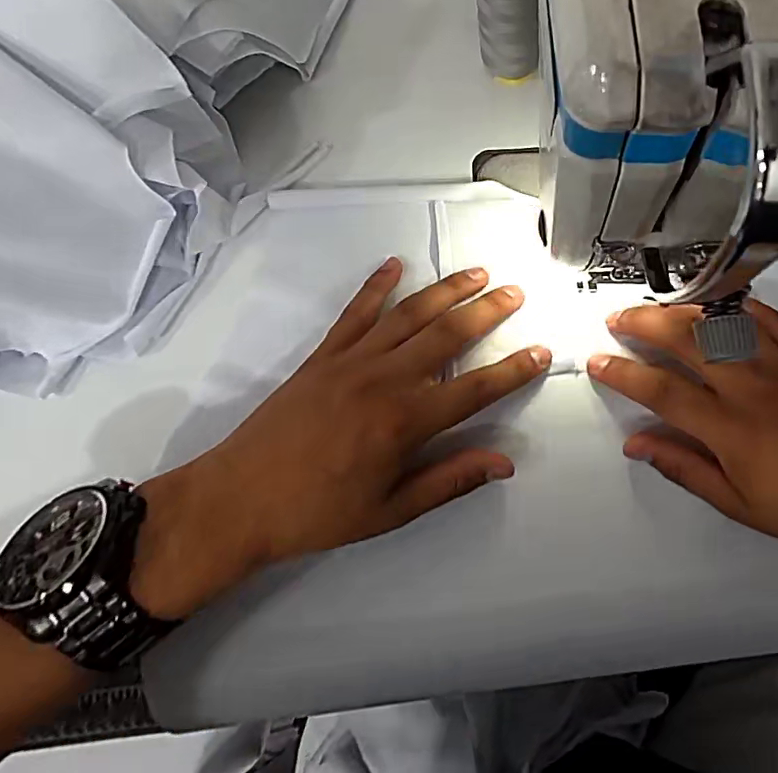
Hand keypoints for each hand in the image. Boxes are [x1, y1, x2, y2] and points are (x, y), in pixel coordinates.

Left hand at [132, 259, 550, 617]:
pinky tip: (394, 265)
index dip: (513, 370)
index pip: (476, 389)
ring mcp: (352, 360)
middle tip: (515, 292)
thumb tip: (504, 463)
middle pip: (448, 336)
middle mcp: (385, 380)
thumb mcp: (390, 511)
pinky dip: (376, 286)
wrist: (237, 500)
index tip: (540, 351)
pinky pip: (355, 312)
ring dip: (446, 290)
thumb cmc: (317, 512)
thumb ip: (449, 480)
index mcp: (405, 422)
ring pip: (409, 315)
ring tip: (476, 273)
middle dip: (487, 311)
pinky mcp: (323, 354)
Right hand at [587, 300, 777, 562]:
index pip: (662, 390)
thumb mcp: (736, 502)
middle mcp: (750, 388)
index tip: (600, 362)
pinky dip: (733, 305)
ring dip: (680, 309)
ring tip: (655, 309)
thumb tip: (639, 444)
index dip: (623, 373)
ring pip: (719, 320)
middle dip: (642, 323)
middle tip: (617, 320)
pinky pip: (761, 318)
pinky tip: (714, 304)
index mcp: (731, 429)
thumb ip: (682, 466)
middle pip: (684, 339)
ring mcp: (776, 365)